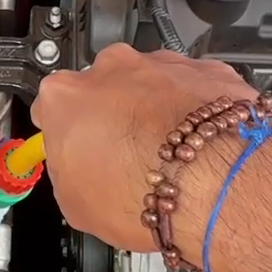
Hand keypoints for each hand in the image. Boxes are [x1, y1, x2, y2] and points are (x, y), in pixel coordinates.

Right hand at [34, 44, 271, 267]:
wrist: (221, 183)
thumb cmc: (149, 190)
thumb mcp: (77, 205)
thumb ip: (68, 174)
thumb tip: (77, 174)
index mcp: (65, 96)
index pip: (50, 109)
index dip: (63, 135)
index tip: (73, 151)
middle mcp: (111, 69)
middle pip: (102, 91)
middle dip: (110, 118)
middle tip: (124, 160)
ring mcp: (160, 65)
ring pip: (149, 86)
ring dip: (154, 114)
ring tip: (169, 160)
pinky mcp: (205, 70)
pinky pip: (192, 89)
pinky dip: (194, 113)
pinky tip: (201, 149)